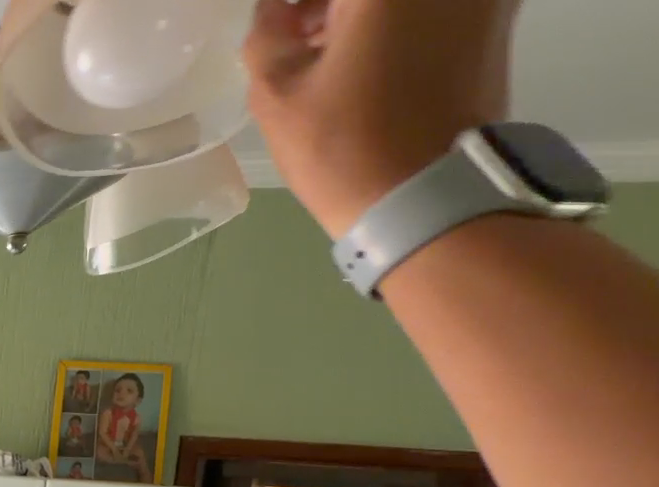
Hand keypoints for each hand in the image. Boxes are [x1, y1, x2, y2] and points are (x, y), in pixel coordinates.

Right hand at [244, 0, 521, 236]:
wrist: (427, 195)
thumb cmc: (342, 144)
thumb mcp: (277, 95)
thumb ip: (267, 37)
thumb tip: (273, 9)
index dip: (287, 5)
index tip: (272, 20)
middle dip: (319, 5)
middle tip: (287, 30)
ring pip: (392, 0)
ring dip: (351, 12)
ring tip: (316, 46)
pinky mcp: (491, 17)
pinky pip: (427, 8)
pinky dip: (390, 20)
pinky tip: (358, 55)